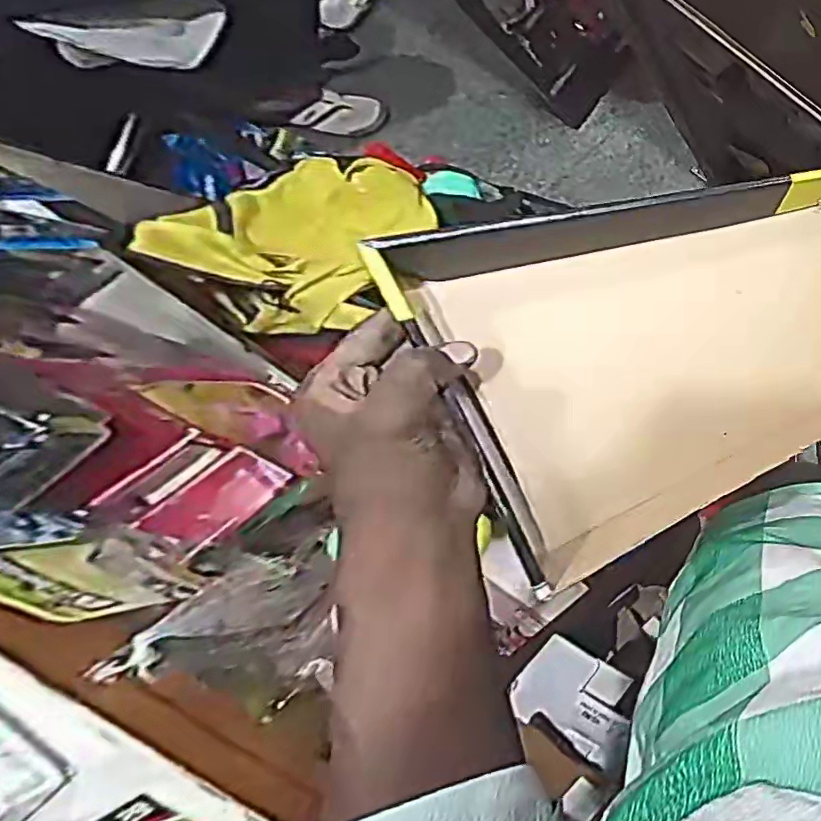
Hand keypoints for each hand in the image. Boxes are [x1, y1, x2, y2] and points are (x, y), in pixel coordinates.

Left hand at [294, 311, 485, 535]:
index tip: (431, 296)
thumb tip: (462, 350)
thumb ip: (418, 370)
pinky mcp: (442, 422)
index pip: (366, 337)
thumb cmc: (388, 475)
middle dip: (433, 339)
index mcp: (333, 390)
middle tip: (467, 315)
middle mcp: (367, 394)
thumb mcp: (390, 413)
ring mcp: (408, 408)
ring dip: (456, 360)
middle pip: (403, 350)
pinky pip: (457, 388)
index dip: (395, 318)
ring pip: (434, 368)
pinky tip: (487, 369)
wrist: (423, 524)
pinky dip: (472, 380)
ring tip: (479, 340)